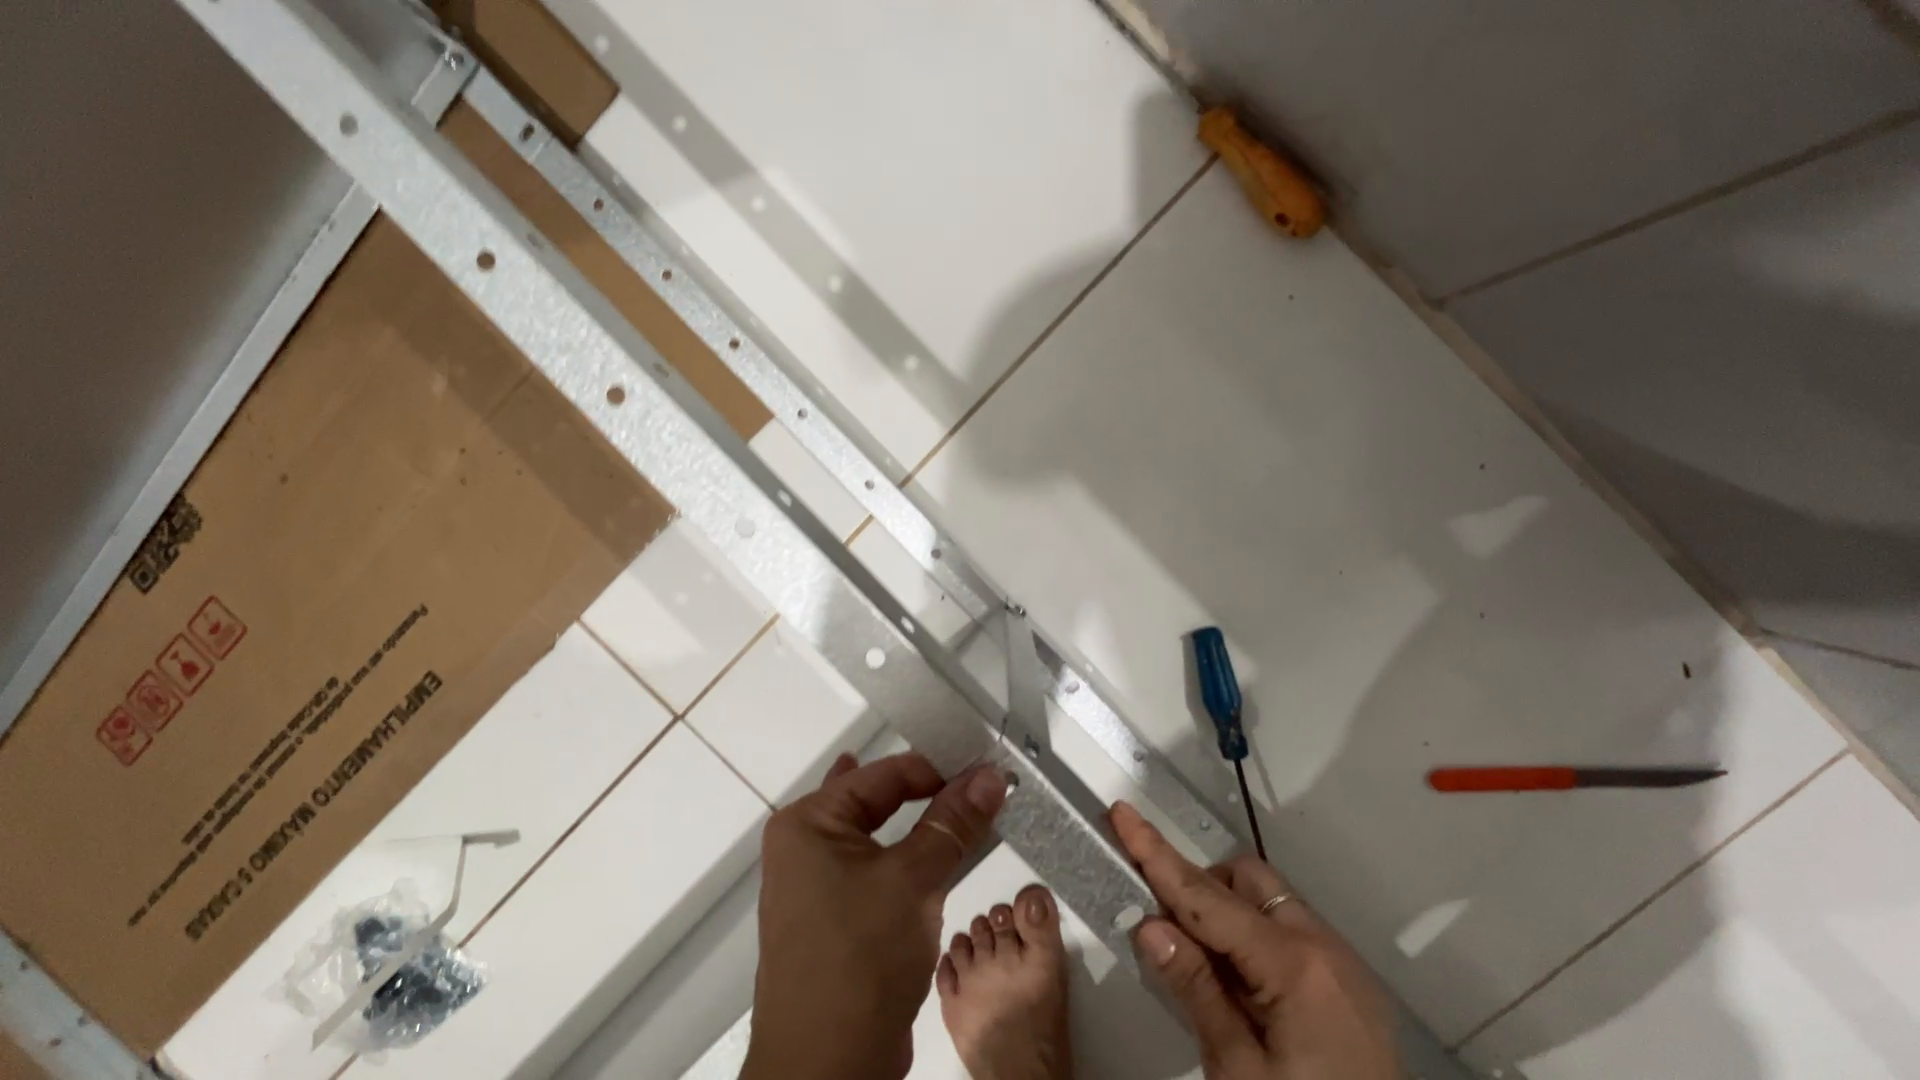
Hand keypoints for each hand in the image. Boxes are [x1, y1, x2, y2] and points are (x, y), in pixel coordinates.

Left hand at [742, 753, 1008, 1079]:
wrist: (827, 1064)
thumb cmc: (863, 955)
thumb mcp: (915, 880)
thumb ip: (953, 823)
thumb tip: (990, 775)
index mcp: (809, 822)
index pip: (884, 774)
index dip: (938, 768)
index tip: (986, 771)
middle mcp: (802, 845)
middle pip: (874, 800)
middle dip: (927, 792)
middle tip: (979, 784)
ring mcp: (812, 885)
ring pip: (875, 838)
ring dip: (918, 827)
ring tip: (963, 810)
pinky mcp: (830, 919)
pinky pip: (872, 871)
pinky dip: (904, 860)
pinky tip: (930, 855)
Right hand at [1111, 802, 1399, 1079]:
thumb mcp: (1239, 1070)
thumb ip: (1197, 991)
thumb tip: (1149, 925)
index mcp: (1293, 965)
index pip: (1207, 898)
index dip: (1157, 856)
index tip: (1124, 814)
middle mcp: (1323, 944)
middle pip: (1245, 880)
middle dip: (1198, 886)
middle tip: (1163, 926)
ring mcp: (1344, 961)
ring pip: (1271, 900)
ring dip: (1228, 910)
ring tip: (1204, 964)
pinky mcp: (1353, 982)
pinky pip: (1294, 930)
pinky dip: (1257, 935)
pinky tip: (1243, 984)